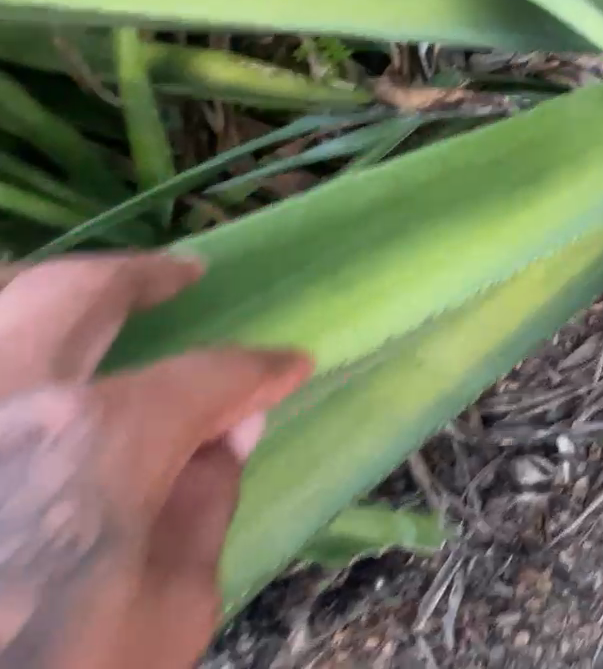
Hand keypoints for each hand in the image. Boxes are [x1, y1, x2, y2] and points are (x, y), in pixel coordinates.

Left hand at [0, 253, 310, 668]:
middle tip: (177, 276)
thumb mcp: (165, 616)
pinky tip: (21, 383)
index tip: (288, 371)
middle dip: (136, 278)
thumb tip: (222, 439)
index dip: (260, 372)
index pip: (209, 377)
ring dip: (27, 306)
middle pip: (64, 297)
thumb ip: (201, 508)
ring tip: (72, 314)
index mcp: (90, 440)